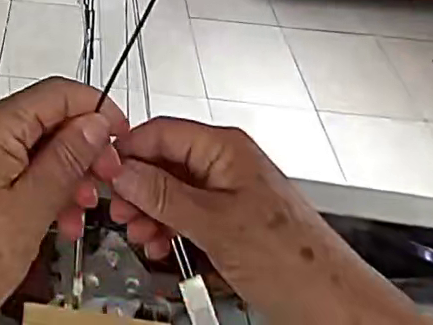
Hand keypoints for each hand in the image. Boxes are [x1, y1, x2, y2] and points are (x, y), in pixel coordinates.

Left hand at [0, 78, 127, 324]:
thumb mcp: (31, 207)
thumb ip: (68, 159)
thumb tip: (96, 123)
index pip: (59, 93)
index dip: (96, 109)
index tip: (121, 133)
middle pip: (52, 118)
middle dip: (85, 146)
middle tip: (108, 174)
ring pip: (44, 145)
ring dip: (71, 171)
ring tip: (86, 203)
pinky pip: (29, 168)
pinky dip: (51, 187)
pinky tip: (64, 216)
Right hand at [108, 118, 425, 324]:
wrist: (328, 301)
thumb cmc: (290, 256)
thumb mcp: (215, 223)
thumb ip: (165, 195)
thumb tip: (125, 171)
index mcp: (225, 146)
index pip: (164, 131)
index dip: (131, 149)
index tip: (104, 172)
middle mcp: (225, 161)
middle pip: (166, 159)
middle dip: (139, 185)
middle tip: (119, 210)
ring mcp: (228, 189)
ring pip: (174, 188)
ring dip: (152, 209)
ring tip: (139, 231)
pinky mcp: (230, 216)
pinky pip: (189, 211)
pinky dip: (170, 225)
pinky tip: (161, 242)